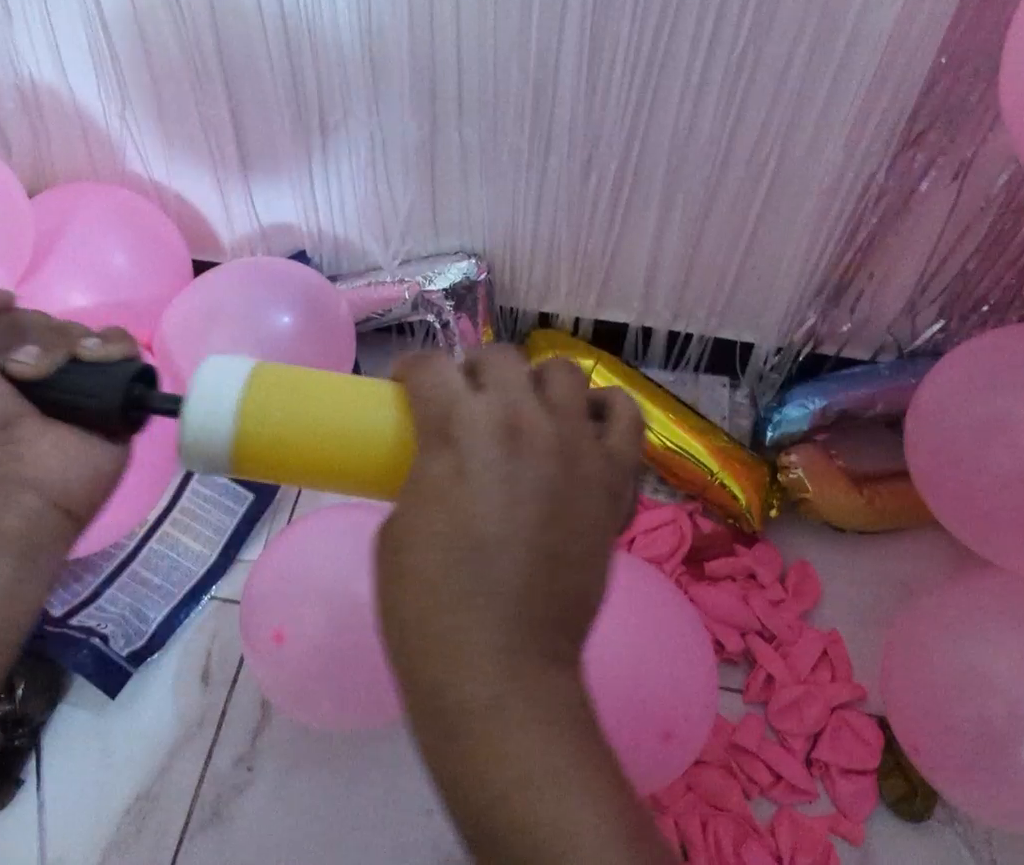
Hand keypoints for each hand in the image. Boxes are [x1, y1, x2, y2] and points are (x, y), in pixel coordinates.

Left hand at [0, 271, 140, 534]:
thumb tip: (5, 298)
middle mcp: (26, 377)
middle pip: (44, 321)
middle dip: (28, 335)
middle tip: (13, 375)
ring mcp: (74, 390)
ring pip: (84, 332)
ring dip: (66, 344)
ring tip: (50, 379)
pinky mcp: (116, 401)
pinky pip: (126, 351)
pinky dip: (113, 347)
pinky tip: (92, 364)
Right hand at [378, 346, 644, 705]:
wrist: (500, 666)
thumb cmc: (428, 606)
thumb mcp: (399, 523)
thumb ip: (428, 471)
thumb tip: (446, 459)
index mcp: (456, 428)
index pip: (429, 365)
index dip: (411, 370)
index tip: (407, 387)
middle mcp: (520, 419)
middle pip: (498, 357)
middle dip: (473, 372)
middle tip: (465, 403)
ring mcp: (575, 445)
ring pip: (562, 372)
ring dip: (535, 385)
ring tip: (526, 414)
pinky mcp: (614, 478)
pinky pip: (623, 415)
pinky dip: (602, 412)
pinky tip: (581, 430)